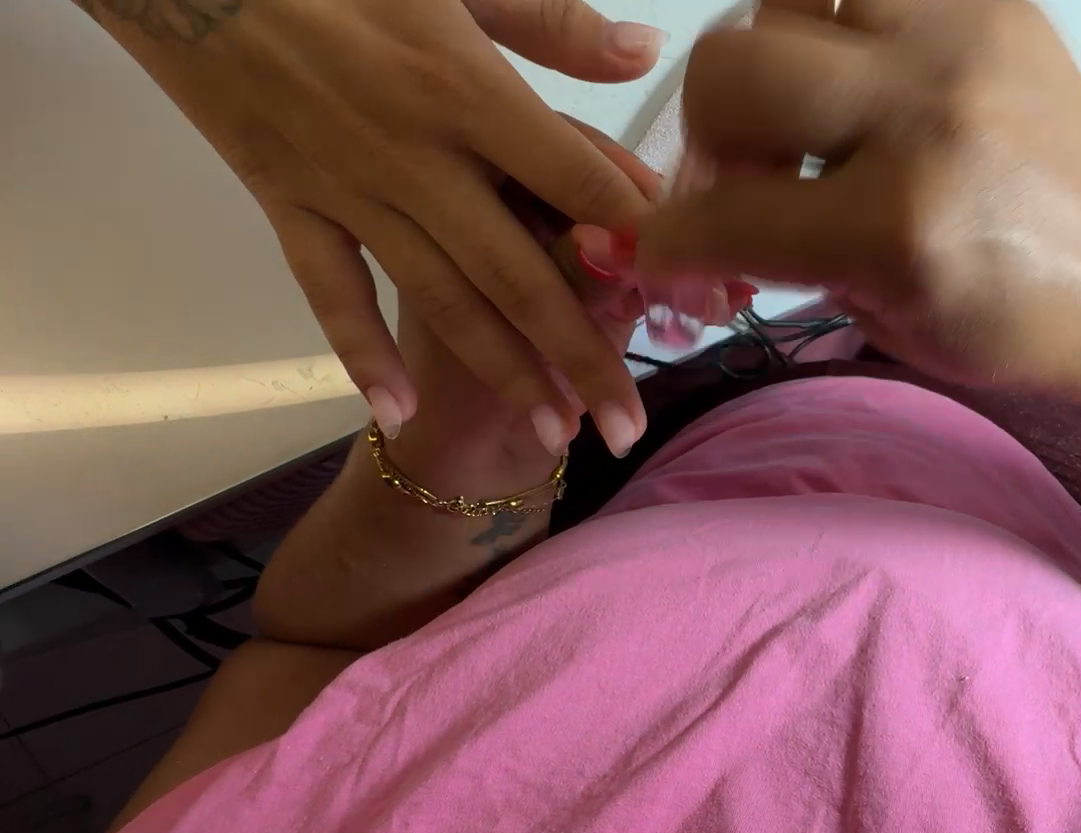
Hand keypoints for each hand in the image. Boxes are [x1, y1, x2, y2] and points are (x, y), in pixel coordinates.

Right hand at [80, 0, 668, 447]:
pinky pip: (326, 288)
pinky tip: (400, 412)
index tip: (687, 308)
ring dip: (504, 373)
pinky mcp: (284, 200)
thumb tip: (648, 52)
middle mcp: (418, 159)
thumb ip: (554, 24)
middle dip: (582, 359)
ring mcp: (348, 188)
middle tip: (629, 428)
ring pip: (443, 300)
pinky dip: (358, 352)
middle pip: (521, 279)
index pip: (581, 187)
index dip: (639, 248)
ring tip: (558, 434)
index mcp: (469, 94)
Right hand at [631, 0, 1080, 399]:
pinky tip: (855, 88)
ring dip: (767, 75)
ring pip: (782, 3)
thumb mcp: (894, 323)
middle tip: (742, 192)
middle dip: (708, 148)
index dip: (671, 244)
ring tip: (806, 135)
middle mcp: (925, 113)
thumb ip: (794, 265)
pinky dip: (833, 29)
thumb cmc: (1024, 337)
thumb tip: (698, 230)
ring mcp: (963, 37)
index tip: (660, 256)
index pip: (727, 216)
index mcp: (902, 227)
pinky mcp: (994, 2)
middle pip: (728, 71)